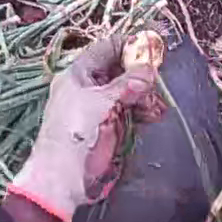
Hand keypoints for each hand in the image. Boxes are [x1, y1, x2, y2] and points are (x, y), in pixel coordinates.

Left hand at [8, 35, 158, 221]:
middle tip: (157, 80)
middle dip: (140, 74)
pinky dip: (143, 110)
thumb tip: (149, 68)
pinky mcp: (109, 124)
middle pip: (120, 70)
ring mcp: (99, 105)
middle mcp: (89, 86)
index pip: (106, 49)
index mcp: (78, 74)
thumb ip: (127, 84)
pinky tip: (153, 115)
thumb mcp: (101, 102)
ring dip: (145, 94)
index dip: (128, 46)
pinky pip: (130, 109)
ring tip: (156, 105)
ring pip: (128, 90)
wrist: (63, 175)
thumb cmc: (75, 131)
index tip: (151, 48)